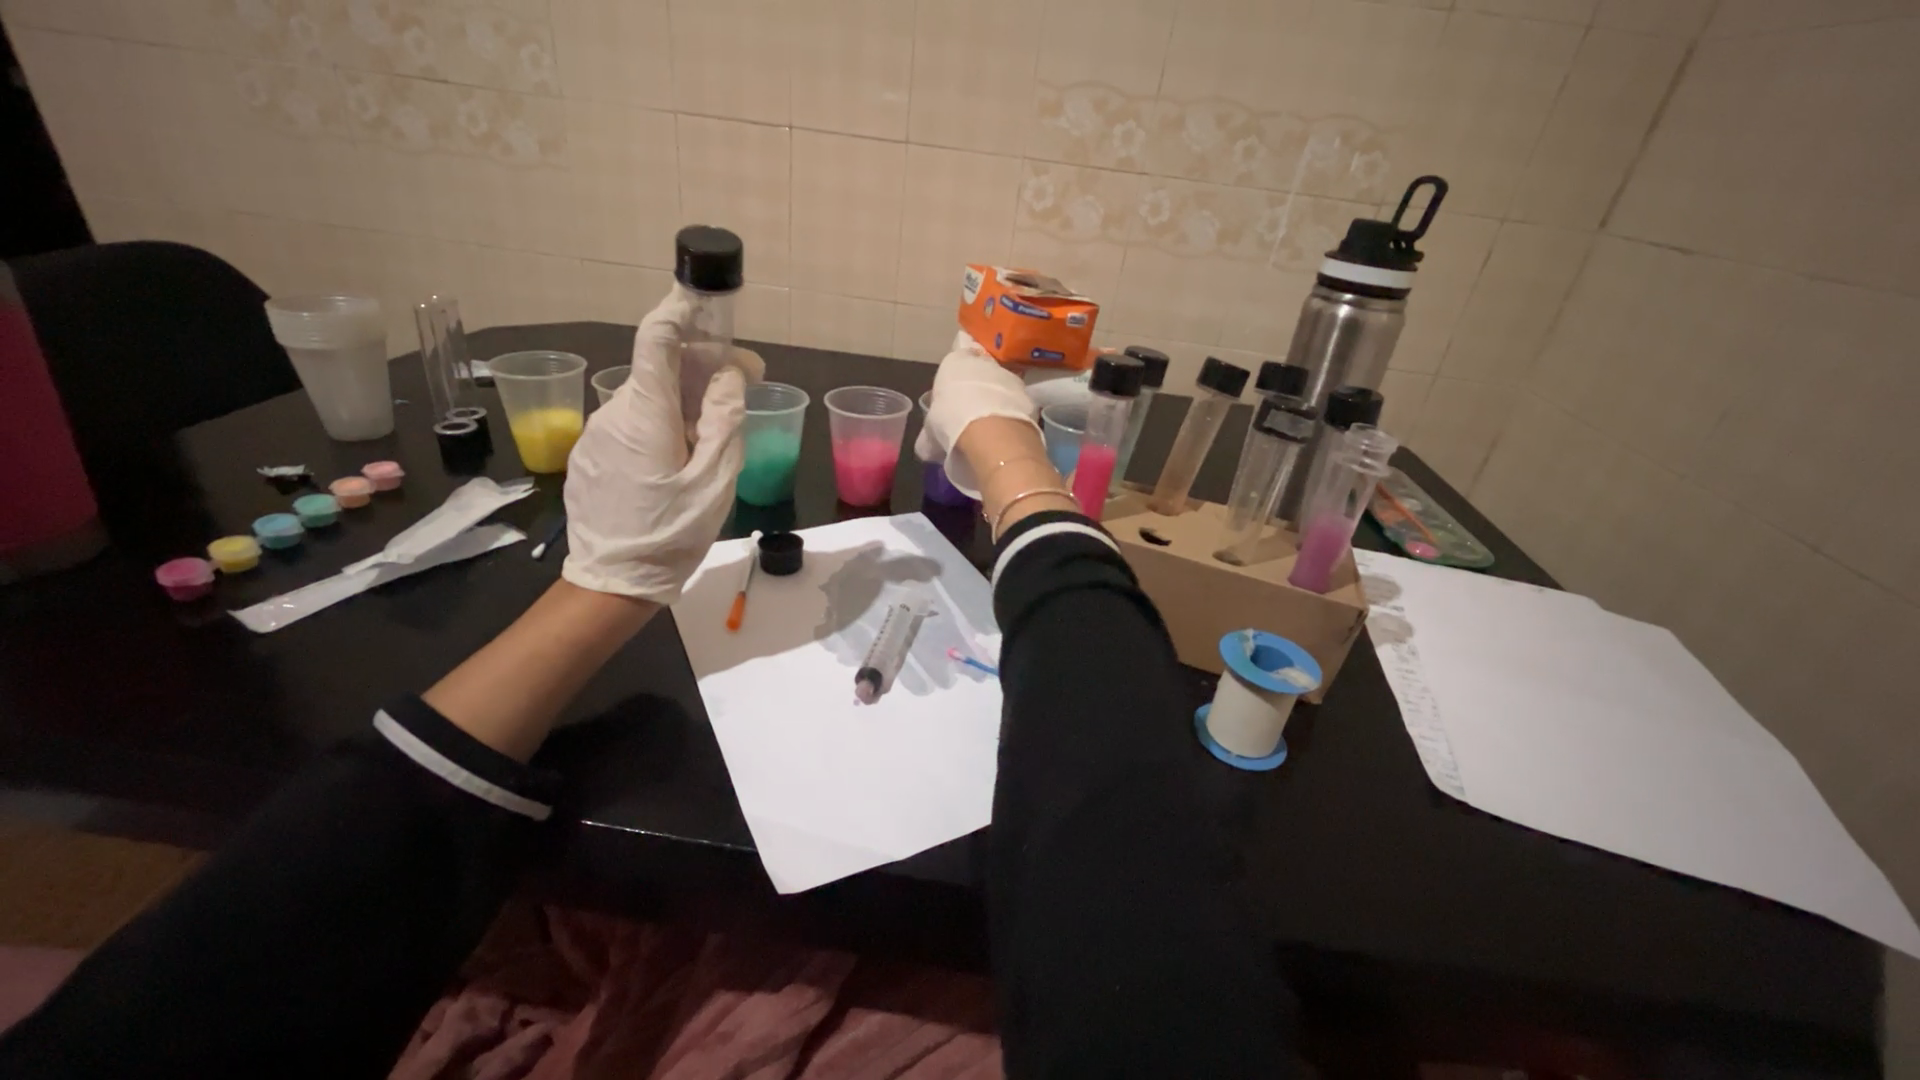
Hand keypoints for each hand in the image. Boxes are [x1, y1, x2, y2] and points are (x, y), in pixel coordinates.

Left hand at [562, 285, 762, 603]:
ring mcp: (596, 435)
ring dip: (681, 403)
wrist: (613, 583)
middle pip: (657, 372)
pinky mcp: (591, 456)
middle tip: (742, 384)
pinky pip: (631, 426)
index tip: (706, 303)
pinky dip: (660, 426)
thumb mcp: (714, 479)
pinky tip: (678, 460)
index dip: (681, 312)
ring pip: (646, 401)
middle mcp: (613, 413)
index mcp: (645, 414)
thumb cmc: (671, 533)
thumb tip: (727, 374)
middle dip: (699, 369)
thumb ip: (723, 419)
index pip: (655, 338)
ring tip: (713, 436)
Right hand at [913, 331, 1039, 496]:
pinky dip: (1012, 414)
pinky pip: (1016, 403)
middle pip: (981, 372)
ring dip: (997, 400)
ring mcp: (1009, 376)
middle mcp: (984, 361)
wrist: (990, 432)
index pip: (956, 359)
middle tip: (970, 413)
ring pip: (1001, 386)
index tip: (953, 396)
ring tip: (990, 426)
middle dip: (977, 388)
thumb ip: (928, 436)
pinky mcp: (1027, 396)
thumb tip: (926, 447)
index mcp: (955, 361)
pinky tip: (1005, 432)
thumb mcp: (930, 433)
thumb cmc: (950, 422)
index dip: (956, 378)